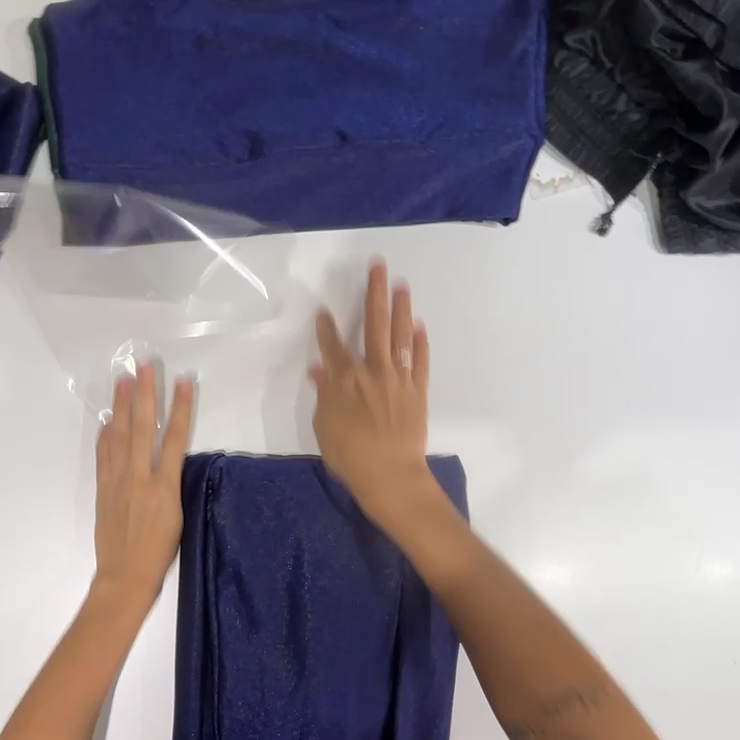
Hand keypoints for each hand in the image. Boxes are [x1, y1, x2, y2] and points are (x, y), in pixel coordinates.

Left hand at [93, 362, 195, 600]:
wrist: (126, 575)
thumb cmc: (160, 553)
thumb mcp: (177, 517)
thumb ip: (171, 485)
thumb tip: (167, 460)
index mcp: (164, 486)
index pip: (175, 438)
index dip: (181, 407)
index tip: (184, 381)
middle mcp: (139, 477)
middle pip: (142, 427)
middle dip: (145, 394)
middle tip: (145, 365)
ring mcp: (117, 481)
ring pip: (119, 435)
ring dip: (122, 406)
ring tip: (123, 379)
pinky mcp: (103, 489)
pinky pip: (104, 455)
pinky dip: (105, 435)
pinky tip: (107, 420)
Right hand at [311, 260, 446, 526]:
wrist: (389, 474)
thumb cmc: (348, 455)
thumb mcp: (324, 426)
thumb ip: (324, 394)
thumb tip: (319, 369)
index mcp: (344, 379)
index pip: (333, 345)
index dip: (327, 328)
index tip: (324, 310)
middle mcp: (372, 370)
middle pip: (374, 325)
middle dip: (374, 293)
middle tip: (378, 265)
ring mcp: (398, 378)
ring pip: (400, 335)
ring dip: (401, 308)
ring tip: (402, 284)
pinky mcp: (418, 390)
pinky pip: (419, 360)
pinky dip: (419, 343)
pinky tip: (419, 326)